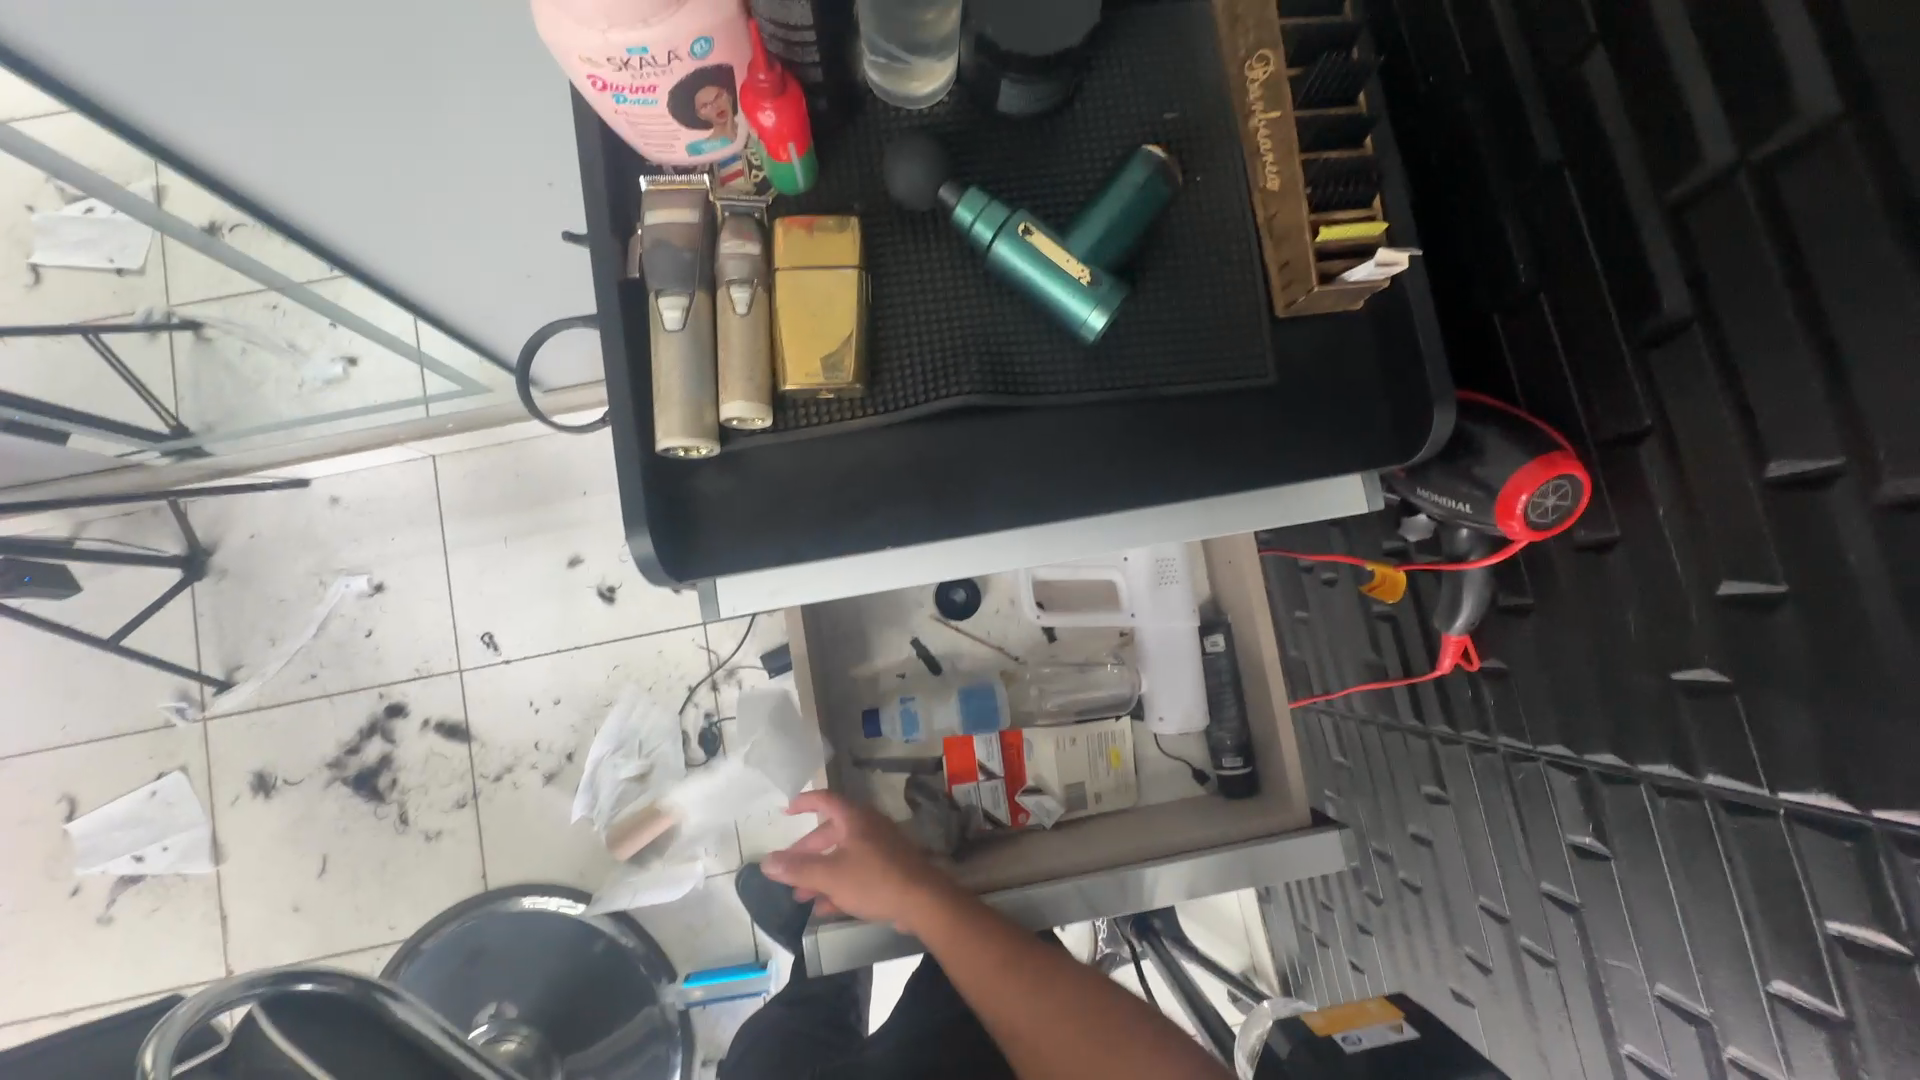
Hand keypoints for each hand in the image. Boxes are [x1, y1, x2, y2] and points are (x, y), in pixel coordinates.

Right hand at [761, 791, 961, 932]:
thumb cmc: (874, 880)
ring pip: (843, 856)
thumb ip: (797, 869)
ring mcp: (881, 848)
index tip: (786, 810)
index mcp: (855, 819)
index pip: (826, 799)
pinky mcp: (890, 870)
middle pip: (831, 832)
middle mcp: (868, 827)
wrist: (922, 901)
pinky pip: (857, 873)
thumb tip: (766, 862)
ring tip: (801, 896)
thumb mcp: (830, 875)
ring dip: (821, 874)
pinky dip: (839, 886)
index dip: (804, 802)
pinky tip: (824, 909)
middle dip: (807, 852)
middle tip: (788, 870)